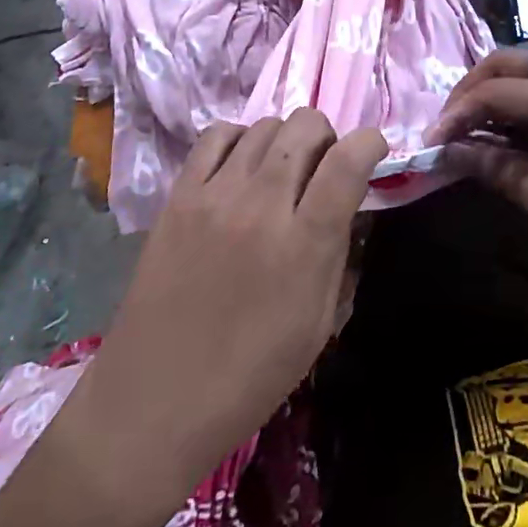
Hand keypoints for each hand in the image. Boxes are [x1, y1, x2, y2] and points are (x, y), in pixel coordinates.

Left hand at [76, 111, 386, 512]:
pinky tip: (242, 167)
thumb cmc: (250, 376)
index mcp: (305, 244)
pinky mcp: (177, 197)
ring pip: (265, 126)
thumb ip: (337, 254)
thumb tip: (345, 206)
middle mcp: (262, 205)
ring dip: (287, 139)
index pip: (348, 160)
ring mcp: (214, 196)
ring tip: (282, 171)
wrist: (155, 401)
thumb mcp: (319, 324)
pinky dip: (240, 139)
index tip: (372, 152)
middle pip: (305, 126)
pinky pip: (216, 136)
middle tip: (323, 167)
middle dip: (328, 136)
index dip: (370, 142)